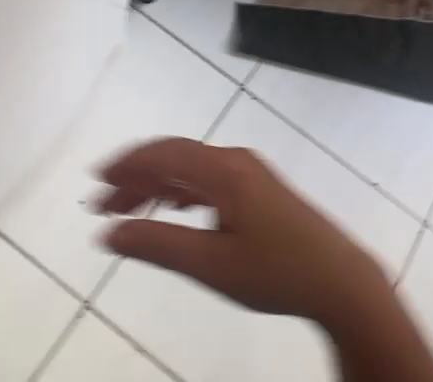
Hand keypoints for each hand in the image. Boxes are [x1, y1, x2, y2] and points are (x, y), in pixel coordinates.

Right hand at [93, 137, 392, 329]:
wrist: (338, 278)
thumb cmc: (275, 271)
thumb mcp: (211, 264)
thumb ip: (158, 245)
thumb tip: (110, 232)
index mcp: (224, 171)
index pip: (165, 154)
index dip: (127, 164)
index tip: (94, 181)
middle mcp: (236, 162)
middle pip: (175, 158)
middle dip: (136, 176)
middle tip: (100, 204)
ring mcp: (250, 173)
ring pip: (191, 169)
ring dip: (156, 185)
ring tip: (126, 211)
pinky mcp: (259, 188)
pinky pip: (208, 179)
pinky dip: (181, 190)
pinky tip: (170, 207)